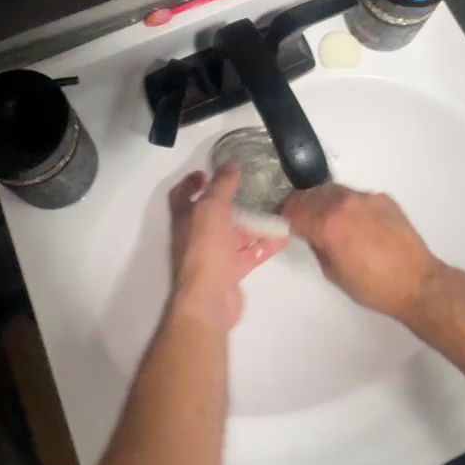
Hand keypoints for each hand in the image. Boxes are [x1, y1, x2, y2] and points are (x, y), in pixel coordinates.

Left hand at [167, 166, 286, 329]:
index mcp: (186, 219)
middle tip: (252, 189)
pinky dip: (264, 245)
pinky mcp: (230, 273)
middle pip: (213, 214)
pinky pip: (249, 254)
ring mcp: (213, 256)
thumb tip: (230, 163)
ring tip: (274, 210)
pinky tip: (282, 236)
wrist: (208, 301)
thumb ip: (222, 185)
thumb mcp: (211, 209)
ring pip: (234, 234)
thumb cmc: (204, 249)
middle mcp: (197, 236)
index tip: (206, 172)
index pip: (182, 195)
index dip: (191, 182)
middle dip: (231, 202)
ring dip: (252, 223)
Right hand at [281, 184, 445, 320]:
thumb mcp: (332, 272)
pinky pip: (356, 196)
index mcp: (329, 222)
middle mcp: (345, 202)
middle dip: (301, 205)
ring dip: (323, 201)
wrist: (416, 281)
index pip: (295, 210)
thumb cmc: (372, 285)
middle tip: (298, 218)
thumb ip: (317, 245)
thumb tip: (310, 233)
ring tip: (323, 217)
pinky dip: (346, 204)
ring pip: (334, 191)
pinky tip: (352, 221)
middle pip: (312, 195)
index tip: (280, 220)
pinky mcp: (383, 198)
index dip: (284, 215)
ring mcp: (366, 197)